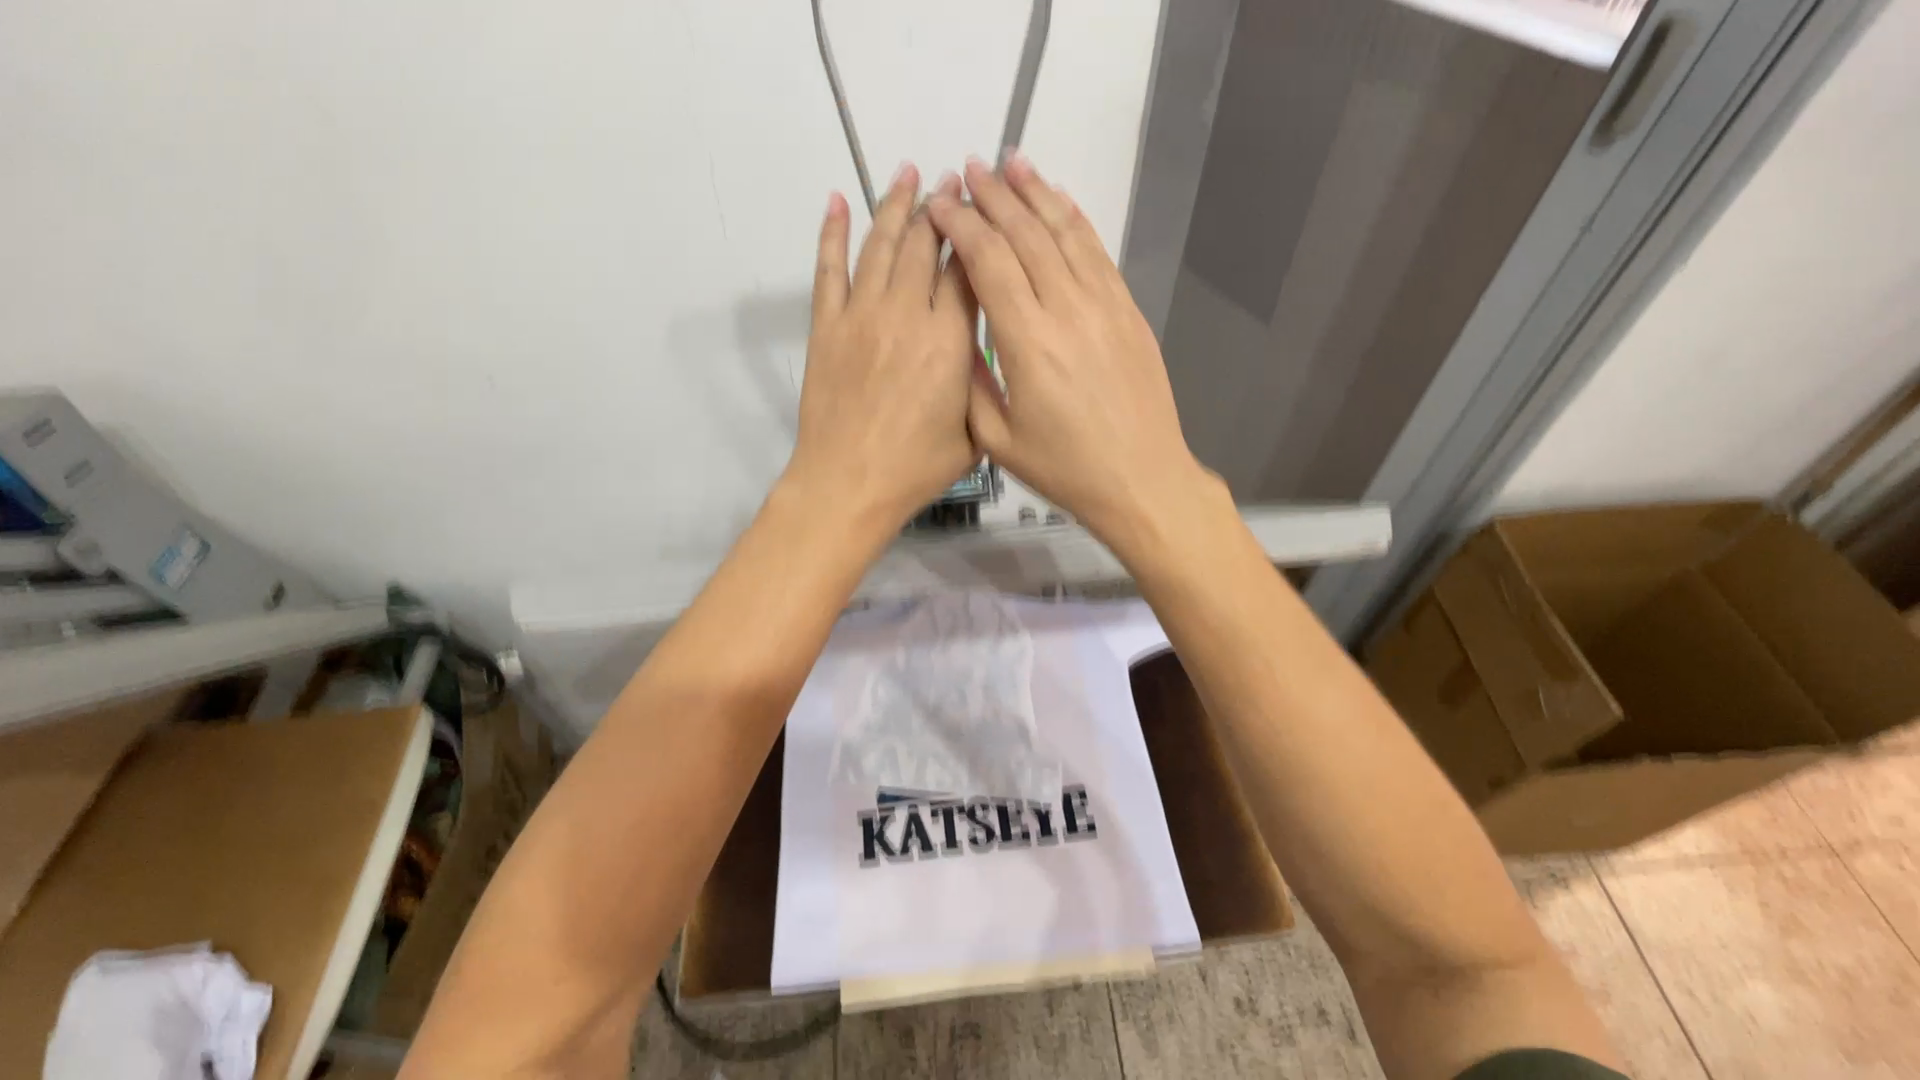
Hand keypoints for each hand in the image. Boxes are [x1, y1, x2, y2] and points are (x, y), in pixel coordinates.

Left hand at [786, 165, 980, 533]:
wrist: (849, 483)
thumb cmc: (916, 468)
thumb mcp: (974, 434)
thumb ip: (982, 386)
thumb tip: (978, 352)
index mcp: (949, 341)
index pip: (966, 271)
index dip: (975, 235)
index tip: (982, 209)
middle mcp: (906, 315)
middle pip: (925, 246)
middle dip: (941, 208)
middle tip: (951, 179)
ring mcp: (861, 316)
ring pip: (881, 246)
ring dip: (896, 205)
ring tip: (908, 172)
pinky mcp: (826, 327)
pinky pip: (829, 269)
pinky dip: (832, 233)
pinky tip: (837, 203)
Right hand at [926, 156, 1214, 542]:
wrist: (1141, 479)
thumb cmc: (1065, 467)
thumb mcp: (998, 439)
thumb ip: (971, 381)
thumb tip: (959, 335)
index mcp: (1028, 343)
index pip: (989, 261)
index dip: (961, 226)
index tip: (940, 205)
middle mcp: (1067, 310)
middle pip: (1025, 235)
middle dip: (993, 197)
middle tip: (968, 169)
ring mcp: (1104, 306)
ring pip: (1065, 233)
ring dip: (1036, 193)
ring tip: (1011, 162)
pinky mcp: (1128, 311)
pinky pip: (1098, 252)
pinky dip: (1075, 220)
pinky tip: (1059, 200)